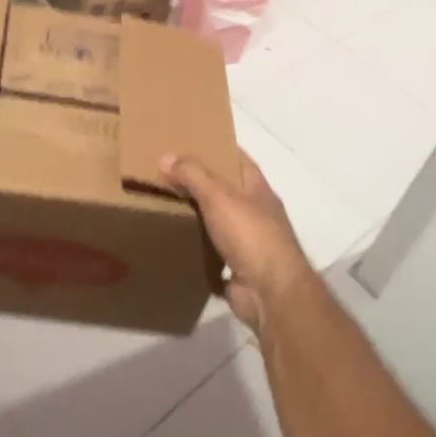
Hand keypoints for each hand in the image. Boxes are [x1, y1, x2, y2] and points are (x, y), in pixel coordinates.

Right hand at [162, 151, 314, 331]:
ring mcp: (249, 243)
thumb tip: (166, 154)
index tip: (189, 143)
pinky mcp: (238, 269)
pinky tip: (175, 244)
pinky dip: (198, 250)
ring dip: (198, 217)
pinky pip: (213, 254)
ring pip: (219, 223)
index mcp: (258, 190)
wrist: (271, 293)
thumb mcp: (220, 197)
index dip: (217, 148)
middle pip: (226, 191)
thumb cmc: (251, 236)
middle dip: (200, 184)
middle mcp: (257, 213)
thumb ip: (194, 175)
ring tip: (164, 207)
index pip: (238, 159)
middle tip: (166, 175)